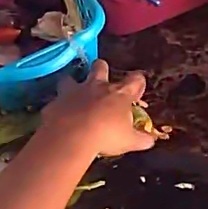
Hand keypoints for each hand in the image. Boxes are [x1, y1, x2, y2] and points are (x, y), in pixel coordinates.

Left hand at [39, 60, 156, 158]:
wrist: (72, 136)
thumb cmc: (106, 136)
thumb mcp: (129, 141)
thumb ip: (141, 139)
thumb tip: (151, 140)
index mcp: (119, 94)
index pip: (134, 80)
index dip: (137, 82)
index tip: (138, 88)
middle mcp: (97, 87)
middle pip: (100, 67)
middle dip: (102, 69)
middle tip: (102, 77)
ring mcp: (74, 92)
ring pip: (71, 77)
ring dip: (72, 82)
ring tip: (73, 91)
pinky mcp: (56, 101)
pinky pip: (56, 99)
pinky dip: (59, 105)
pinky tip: (59, 114)